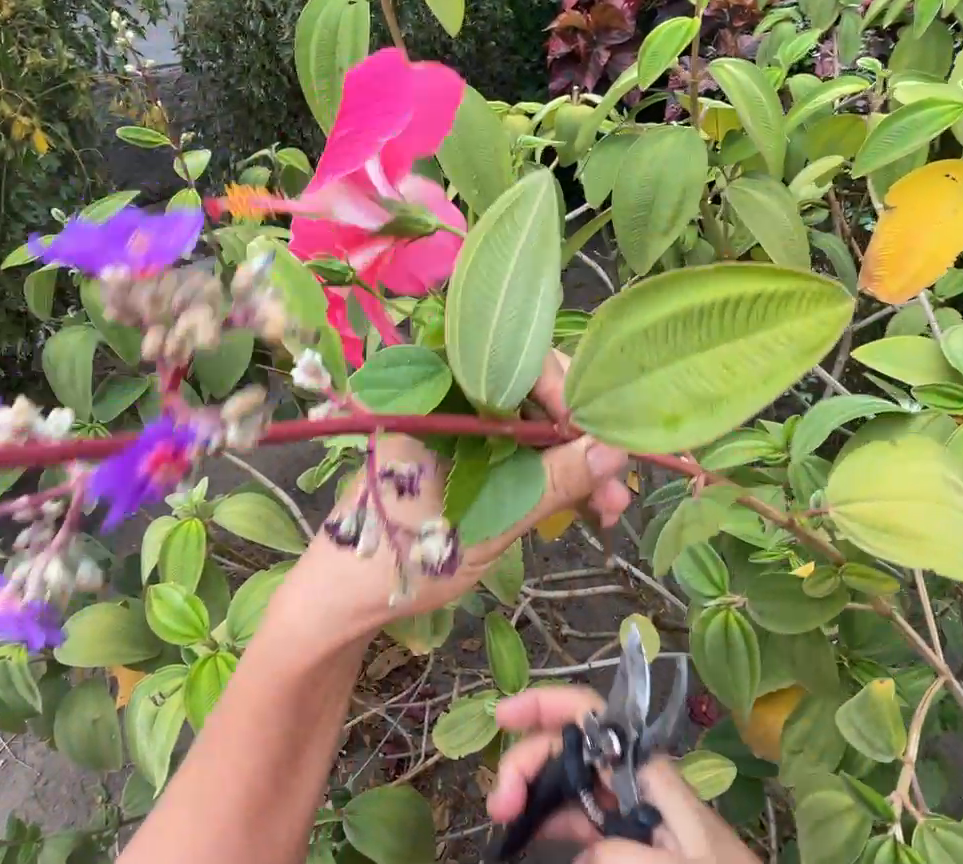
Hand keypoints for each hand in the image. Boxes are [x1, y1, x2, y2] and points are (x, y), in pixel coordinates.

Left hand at [277, 351, 631, 639]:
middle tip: (617, 481)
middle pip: (534, 394)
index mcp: (440, 393)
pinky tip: (586, 510)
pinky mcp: (469, 460)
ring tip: (610, 510)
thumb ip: (553, 481)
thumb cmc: (404, 555)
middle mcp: (452, 400)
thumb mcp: (489, 520)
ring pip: (535, 428)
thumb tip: (617, 450)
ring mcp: (462, 432)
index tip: (599, 438)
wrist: (345, 601)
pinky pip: (521, 453)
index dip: (566, 391)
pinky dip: (553, 477)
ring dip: (575, 463)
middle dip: (581, 436)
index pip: (516, 361)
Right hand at [487, 688, 760, 863]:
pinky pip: (574, 818)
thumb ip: (626, 853)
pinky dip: (546, 821)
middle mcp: (630, 779)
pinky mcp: (623, 838)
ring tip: (504, 818)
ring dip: (530, 792)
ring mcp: (624, 809)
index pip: (590, 716)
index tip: (503, 717)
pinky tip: (527, 835)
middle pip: (567, 749)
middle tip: (499, 804)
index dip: (545, 705)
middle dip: (526, 761)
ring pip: (565, 782)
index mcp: (645, 769)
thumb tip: (580, 850)